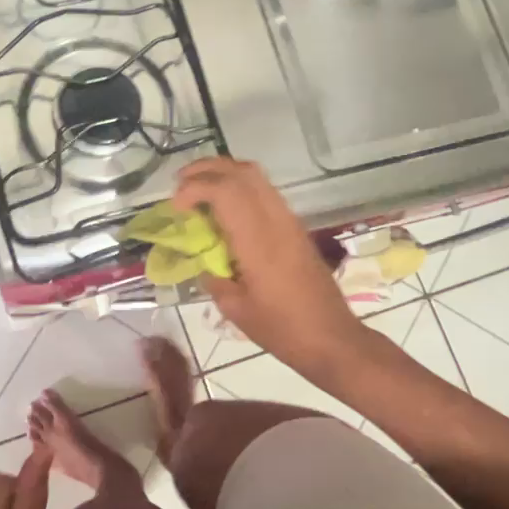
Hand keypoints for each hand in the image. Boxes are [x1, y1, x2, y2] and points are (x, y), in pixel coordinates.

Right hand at [172, 157, 361, 365]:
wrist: (333, 339)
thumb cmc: (282, 329)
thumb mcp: (235, 309)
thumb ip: (213, 278)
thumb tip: (202, 262)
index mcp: (258, 240)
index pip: (225, 191)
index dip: (194, 188)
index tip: (176, 208)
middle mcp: (275, 221)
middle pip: (242, 172)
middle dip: (206, 169)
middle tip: (180, 183)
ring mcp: (289, 222)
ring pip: (256, 177)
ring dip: (223, 174)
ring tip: (198, 190)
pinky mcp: (295, 228)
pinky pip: (264, 193)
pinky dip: (239, 188)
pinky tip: (223, 210)